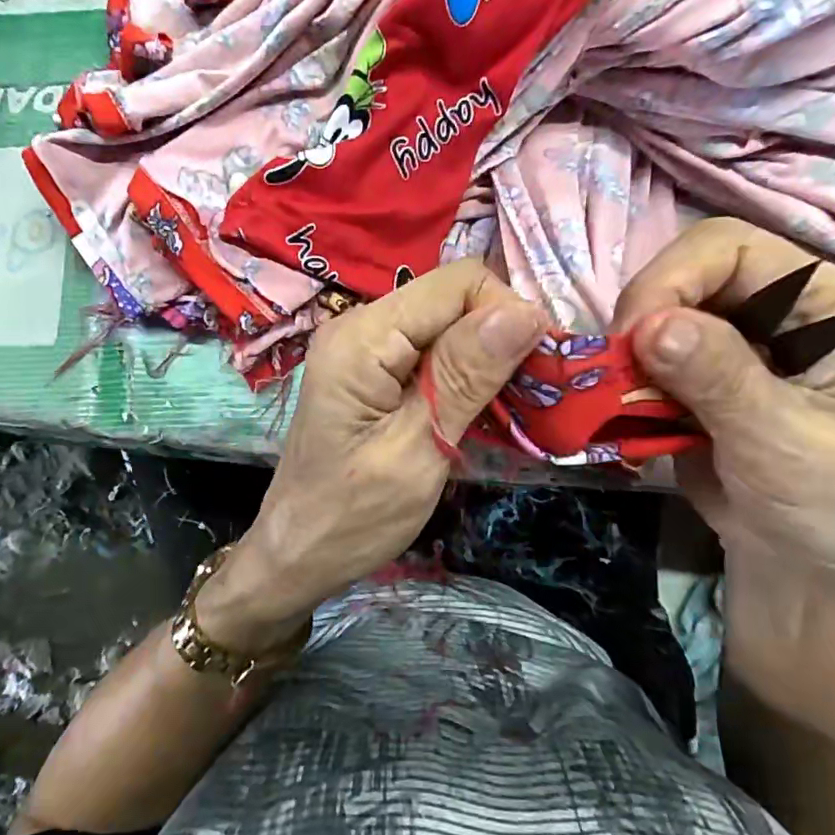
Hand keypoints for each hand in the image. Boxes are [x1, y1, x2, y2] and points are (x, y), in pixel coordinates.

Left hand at [197, 259, 547, 651]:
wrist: (297, 551)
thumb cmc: (352, 516)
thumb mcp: (418, 449)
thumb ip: (465, 376)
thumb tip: (525, 310)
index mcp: (362, 337)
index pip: (458, 282)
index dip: (507, 313)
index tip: (537, 369)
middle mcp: (357, 326)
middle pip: (452, 298)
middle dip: (499, 336)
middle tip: (528, 394)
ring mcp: (361, 347)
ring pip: (446, 324)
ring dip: (484, 358)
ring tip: (507, 406)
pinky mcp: (369, 371)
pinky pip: (428, 350)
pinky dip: (460, 373)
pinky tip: (474, 408)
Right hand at [612, 220, 834, 632]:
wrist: (815, 578)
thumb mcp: (784, 443)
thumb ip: (721, 378)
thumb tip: (649, 325)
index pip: (736, 248)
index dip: (673, 279)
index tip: (631, 337)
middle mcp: (788, 309)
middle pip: (691, 271)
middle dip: (644, 314)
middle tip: (617, 368)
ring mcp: (740, 343)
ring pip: (661, 312)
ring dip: (630, 350)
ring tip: (622, 395)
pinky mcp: (701, 377)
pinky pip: (649, 355)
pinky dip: (627, 376)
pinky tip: (628, 407)